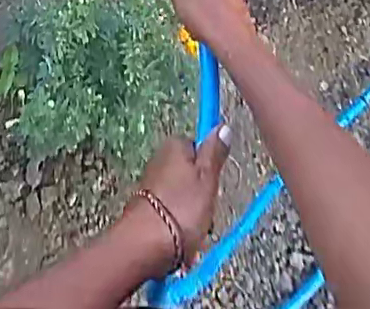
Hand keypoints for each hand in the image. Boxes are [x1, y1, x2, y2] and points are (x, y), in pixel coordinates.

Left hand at [123, 129, 230, 272]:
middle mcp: (160, 157)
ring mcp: (152, 182)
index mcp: (175, 145)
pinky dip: (178, 224)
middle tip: (204, 211)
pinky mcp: (147, 206)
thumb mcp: (207, 178)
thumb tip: (223, 126)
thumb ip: (215, 152)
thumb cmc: (182, 208)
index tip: (212, 185)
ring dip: (191, 214)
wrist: (145, 243)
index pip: (200, 148)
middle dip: (201, 195)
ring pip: (184, 196)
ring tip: (193, 230)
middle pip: (192, 175)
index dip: (209, 169)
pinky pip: (172, 212)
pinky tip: (180, 239)